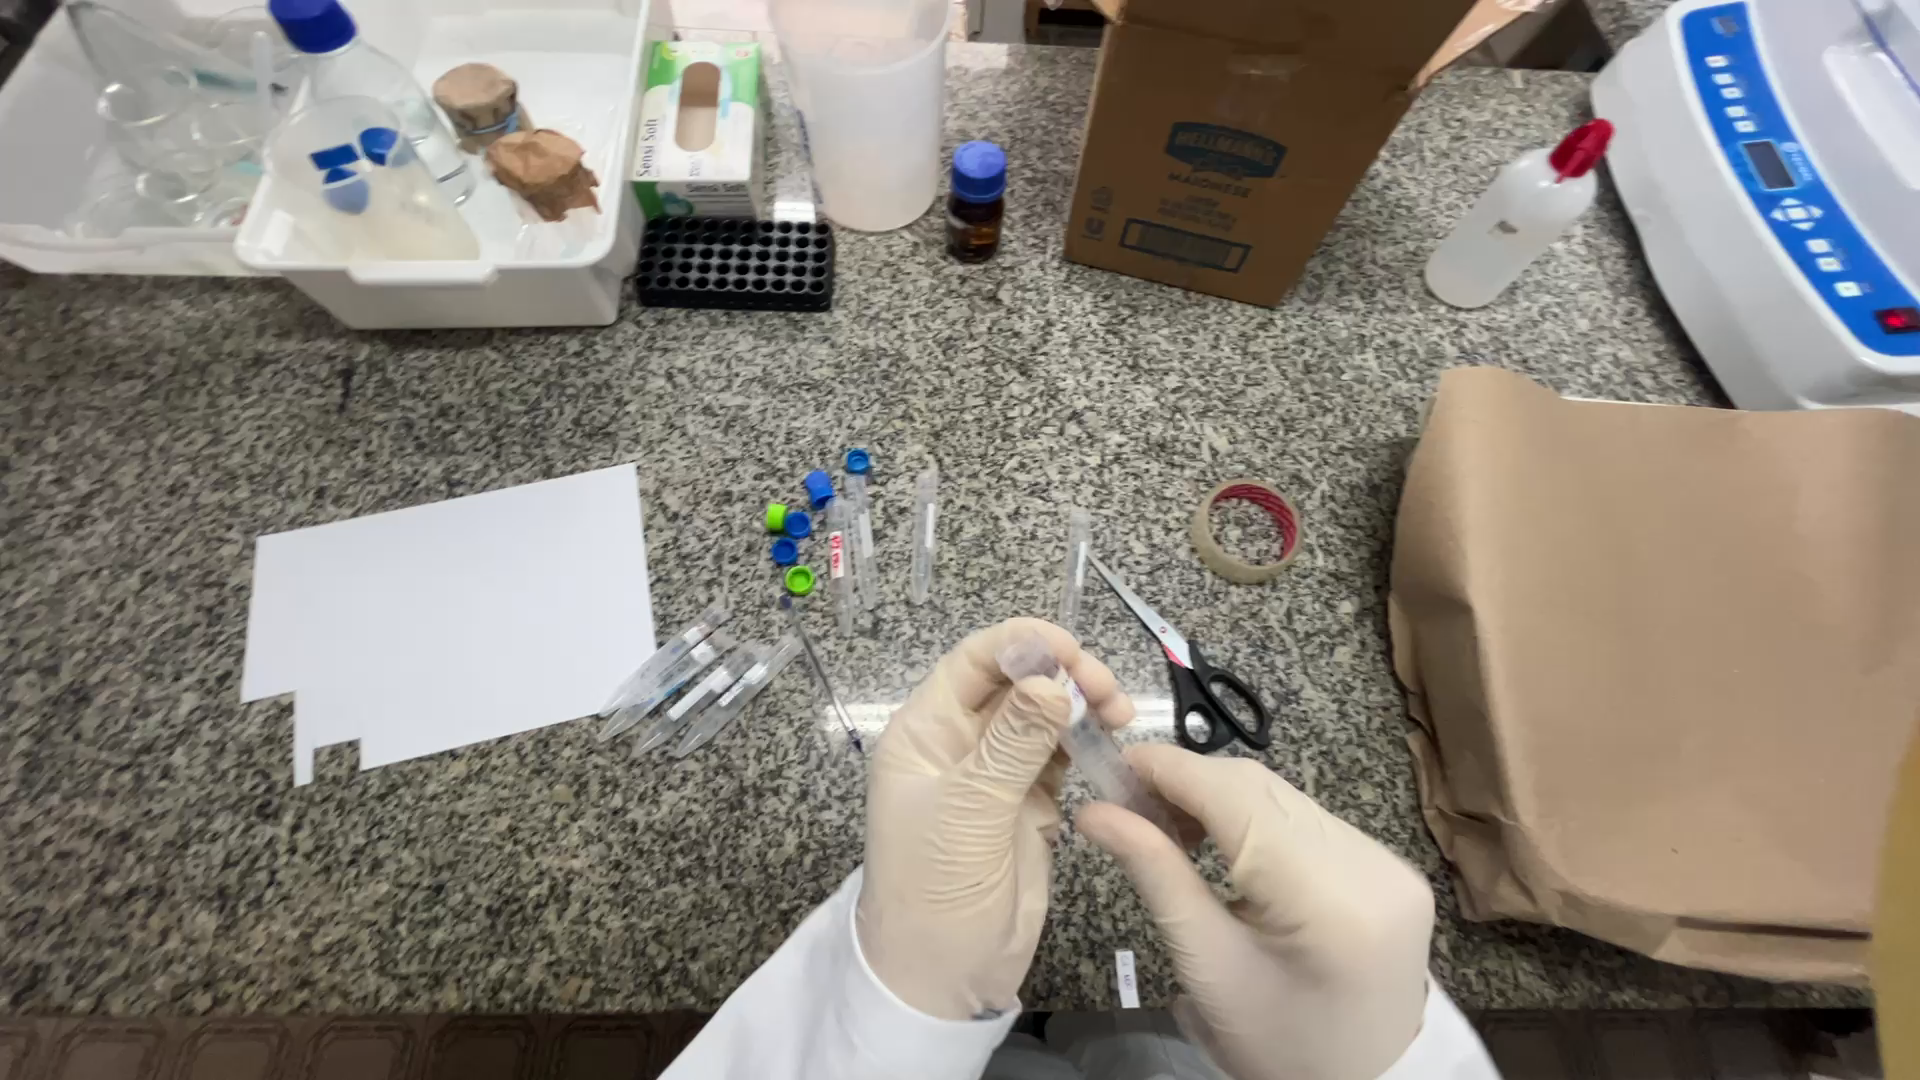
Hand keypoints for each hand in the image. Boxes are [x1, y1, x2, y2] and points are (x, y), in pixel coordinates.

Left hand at [858, 618, 1134, 1020]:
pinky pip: (1057, 753)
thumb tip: (1052, 681)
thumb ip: (1012, 744)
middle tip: (1106, 691)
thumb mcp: (967, 811)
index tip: (1070, 647)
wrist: (943, 979)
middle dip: (1061, 674)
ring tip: (1118, 713)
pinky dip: (1083, 740)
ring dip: (1079, 703)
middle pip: (1013, 682)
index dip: (1019, 645)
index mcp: (926, 731)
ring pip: (1041, 714)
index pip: (971, 663)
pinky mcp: (1027, 798)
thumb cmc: (934, 890)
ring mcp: (995, 769)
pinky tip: (1108, 738)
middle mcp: (959, 740)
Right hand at [1077, 747, 1434, 1079]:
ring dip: (1215, 794)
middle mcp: (1367, 862)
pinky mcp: (1385, 862)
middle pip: (1256, 787)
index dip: (1169, 768)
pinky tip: (1217, 835)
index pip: (1234, 797)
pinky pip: (1301, 813)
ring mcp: (1383, 859)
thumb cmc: (1276, 1043)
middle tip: (1129, 799)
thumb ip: (1153, 871)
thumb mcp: (1205, 963)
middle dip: (1186, 781)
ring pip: (1277, 792)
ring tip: (1167, 821)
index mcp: (1325, 898)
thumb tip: (1093, 812)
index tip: (1114, 763)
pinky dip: (1250, 812)